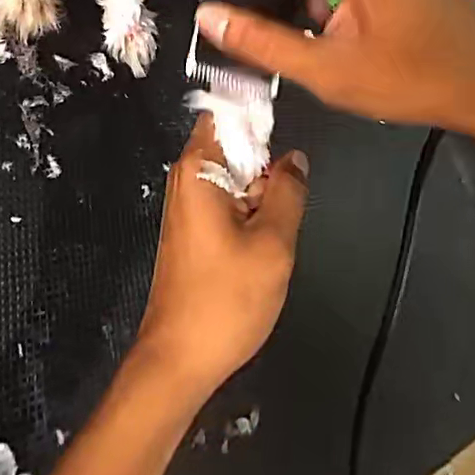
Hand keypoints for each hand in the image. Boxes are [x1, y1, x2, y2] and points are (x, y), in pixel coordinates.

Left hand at [132, 115, 309, 395]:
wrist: (179, 360)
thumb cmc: (224, 300)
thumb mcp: (273, 242)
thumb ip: (289, 192)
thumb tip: (295, 159)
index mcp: (198, 169)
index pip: (225, 114)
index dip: (256, 116)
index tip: (282, 140)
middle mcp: (186, 179)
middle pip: (233, 145)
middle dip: (264, 166)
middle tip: (279, 204)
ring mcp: (187, 205)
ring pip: (234, 177)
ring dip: (259, 194)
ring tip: (267, 233)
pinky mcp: (192, 229)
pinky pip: (226, 201)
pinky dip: (247, 213)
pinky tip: (256, 248)